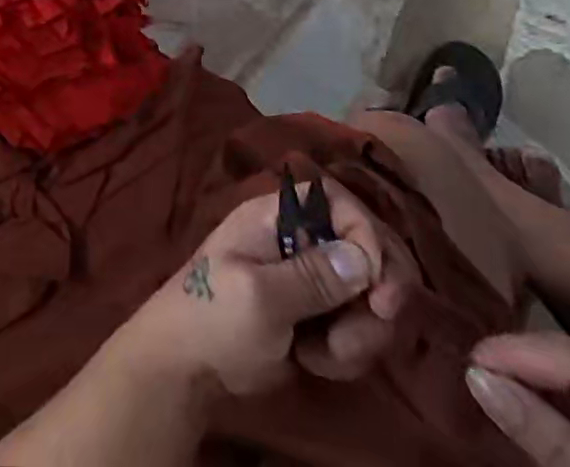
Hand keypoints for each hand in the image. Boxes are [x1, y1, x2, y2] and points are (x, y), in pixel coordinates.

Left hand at [109, 177, 419, 398]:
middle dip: (376, 296)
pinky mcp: (318, 318)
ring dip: (358, 334)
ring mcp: (309, 280)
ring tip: (319, 354)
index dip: (368, 235)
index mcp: (272, 219)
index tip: (379, 286)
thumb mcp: (259, 297)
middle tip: (374, 323)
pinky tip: (312, 362)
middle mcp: (296, 240)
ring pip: (369, 298)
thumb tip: (364, 257)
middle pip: (367, 250)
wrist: (189, 367)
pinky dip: (345, 353)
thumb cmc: (212, 319)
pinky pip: (358, 330)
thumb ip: (312, 278)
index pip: (337, 202)